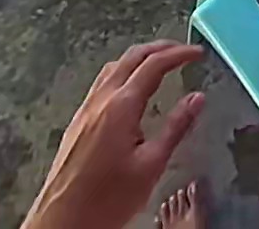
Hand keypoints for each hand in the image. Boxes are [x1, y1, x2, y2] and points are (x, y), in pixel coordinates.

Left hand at [21, 41, 206, 228]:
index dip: (179, 53)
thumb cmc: (106, 202)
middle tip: (182, 51)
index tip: (197, 53)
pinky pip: (103, 80)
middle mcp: (102, 98)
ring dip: (141, 56)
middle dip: (161, 47)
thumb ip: (176, 127)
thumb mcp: (150, 166)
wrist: (61, 225)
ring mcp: (86, 108)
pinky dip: (124, 70)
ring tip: (160, 62)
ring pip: (116, 64)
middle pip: (134, 55)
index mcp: (121, 105)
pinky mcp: (78, 120)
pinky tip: (130, 86)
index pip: (155, 64)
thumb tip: (197, 99)